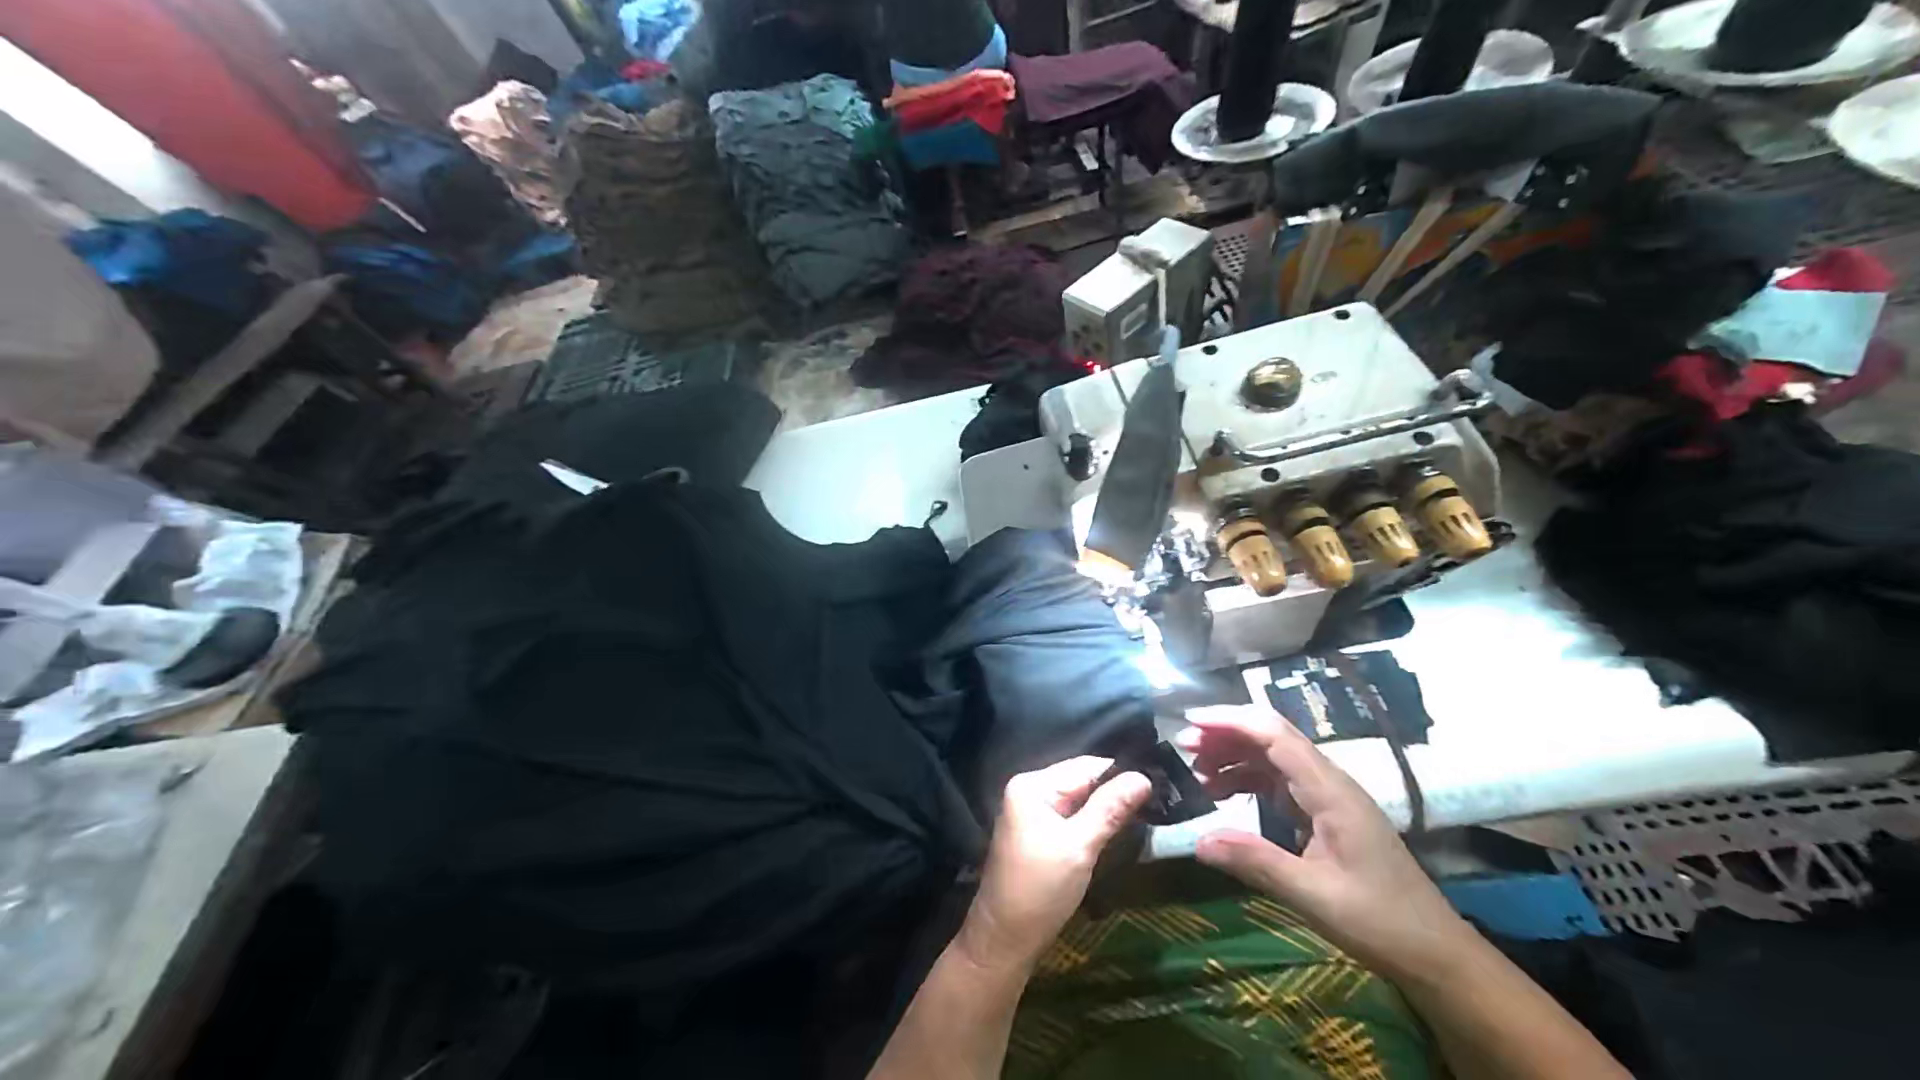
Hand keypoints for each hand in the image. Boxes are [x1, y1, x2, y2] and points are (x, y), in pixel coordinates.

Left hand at [959, 757, 1152, 971]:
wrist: (1005, 939)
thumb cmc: (1040, 889)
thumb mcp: (1079, 847)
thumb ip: (1110, 809)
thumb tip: (1143, 776)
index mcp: (1033, 785)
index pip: (1086, 766)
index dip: (1122, 774)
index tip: (1159, 785)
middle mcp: (1030, 790)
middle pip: (1083, 780)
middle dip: (1116, 791)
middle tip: (1158, 802)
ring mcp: (1032, 811)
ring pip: (1080, 799)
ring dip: (1108, 808)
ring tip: (1147, 813)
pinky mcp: (1038, 832)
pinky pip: (1072, 815)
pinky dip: (1093, 821)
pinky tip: (1118, 829)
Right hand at [1176, 705, 1475, 980]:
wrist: (1435, 953)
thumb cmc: (1380, 921)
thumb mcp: (1313, 895)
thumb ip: (1256, 862)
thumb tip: (1198, 841)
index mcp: (1330, 791)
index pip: (1274, 735)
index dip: (1230, 721)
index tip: (1189, 722)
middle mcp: (1329, 783)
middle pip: (1272, 738)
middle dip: (1225, 734)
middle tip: (1182, 747)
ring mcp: (1328, 798)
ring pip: (1273, 758)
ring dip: (1233, 756)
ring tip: (1195, 770)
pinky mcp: (1325, 815)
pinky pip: (1279, 782)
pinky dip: (1247, 781)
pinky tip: (1223, 795)